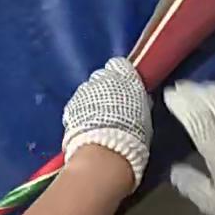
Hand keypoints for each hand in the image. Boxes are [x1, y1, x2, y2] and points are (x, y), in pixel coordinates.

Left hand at [62, 57, 151, 181]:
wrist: (105, 149)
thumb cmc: (132, 134)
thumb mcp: (144, 115)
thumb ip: (138, 101)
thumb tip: (139, 99)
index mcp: (125, 78)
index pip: (119, 65)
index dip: (120, 74)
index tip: (123, 84)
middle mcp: (101, 80)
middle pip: (101, 76)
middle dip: (105, 87)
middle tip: (111, 104)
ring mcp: (83, 91)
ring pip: (87, 89)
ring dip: (91, 99)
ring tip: (98, 117)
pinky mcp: (71, 104)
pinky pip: (77, 103)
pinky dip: (81, 110)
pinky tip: (86, 123)